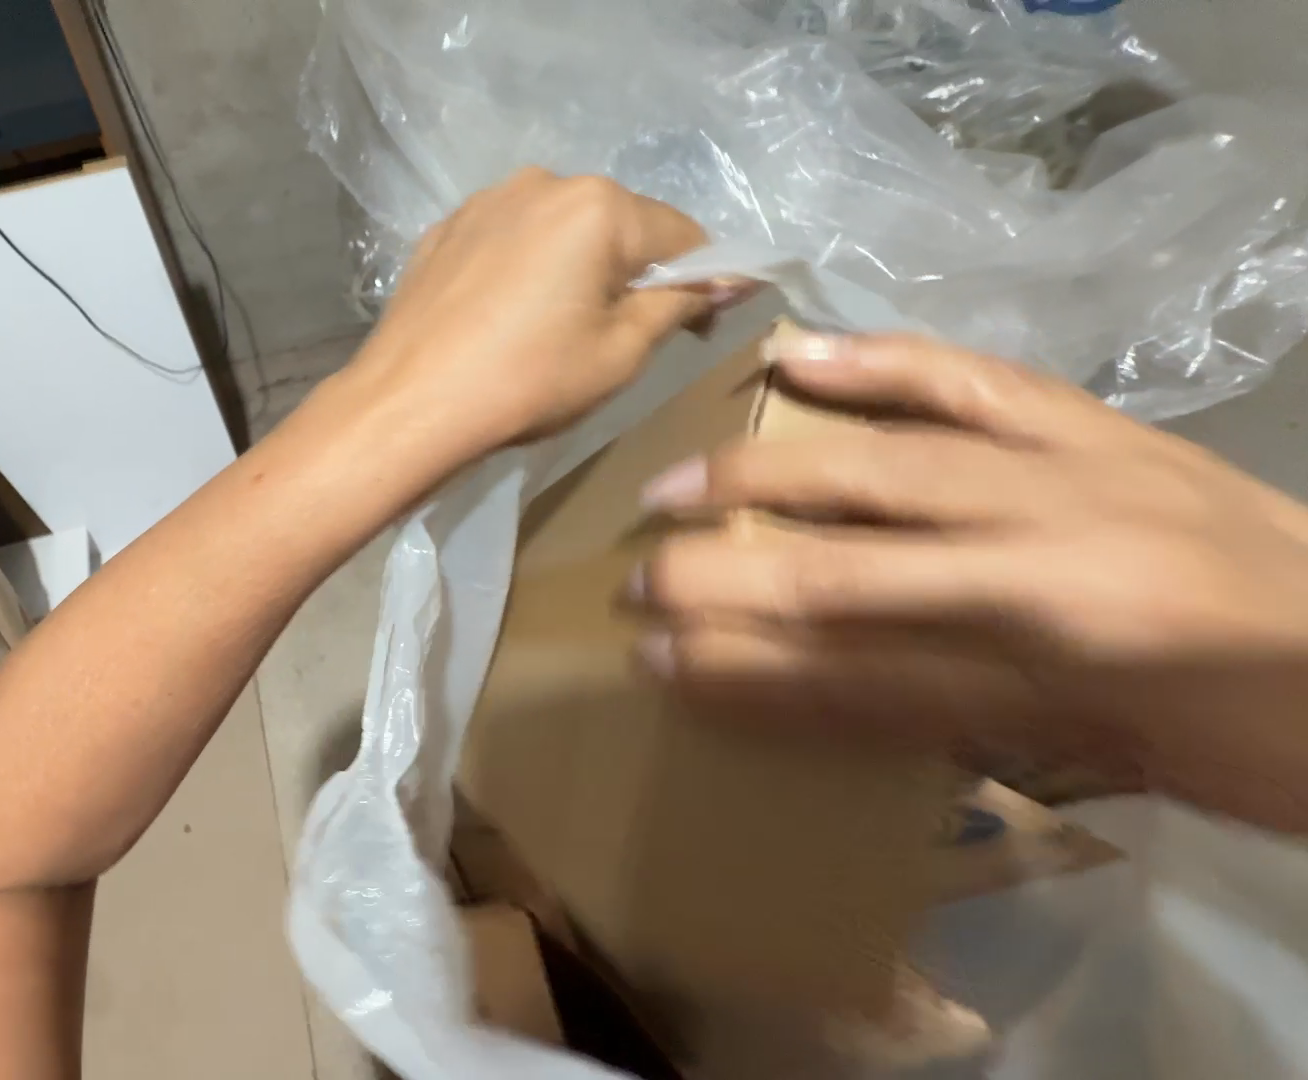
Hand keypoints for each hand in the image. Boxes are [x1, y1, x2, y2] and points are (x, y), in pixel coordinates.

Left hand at [338, 168, 738, 458]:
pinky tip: (502, 317)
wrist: (409, 405)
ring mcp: (483, 203)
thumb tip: (723, 280)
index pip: (681, 234)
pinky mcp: (443, 231)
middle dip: (629, 272)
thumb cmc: (525, 383)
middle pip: (615, 225)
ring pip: (557, 229)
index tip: (696, 326)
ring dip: (572, 267)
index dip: (701, 280)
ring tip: (549, 328)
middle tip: (615, 335)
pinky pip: (506, 241)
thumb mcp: (618, 355)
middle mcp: (542, 183)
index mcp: (597, 207)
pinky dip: (520, 269)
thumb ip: (677, 305)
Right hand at [634, 332, 1307, 832]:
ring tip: (671, 481)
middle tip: (633, 582)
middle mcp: (1065, 569)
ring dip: (763, 475)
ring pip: (889, 468)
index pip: (848, 676)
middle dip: (724, 577)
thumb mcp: (1079, 762)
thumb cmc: (1241, 741)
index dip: (739, 672)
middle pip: (850, 572)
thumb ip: (920, 716)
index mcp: (1070, 678)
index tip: (654, 662)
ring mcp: (1083, 480)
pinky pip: (977, 383)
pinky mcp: (1101, 426)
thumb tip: (773, 688)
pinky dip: (881, 362)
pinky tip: (797, 352)